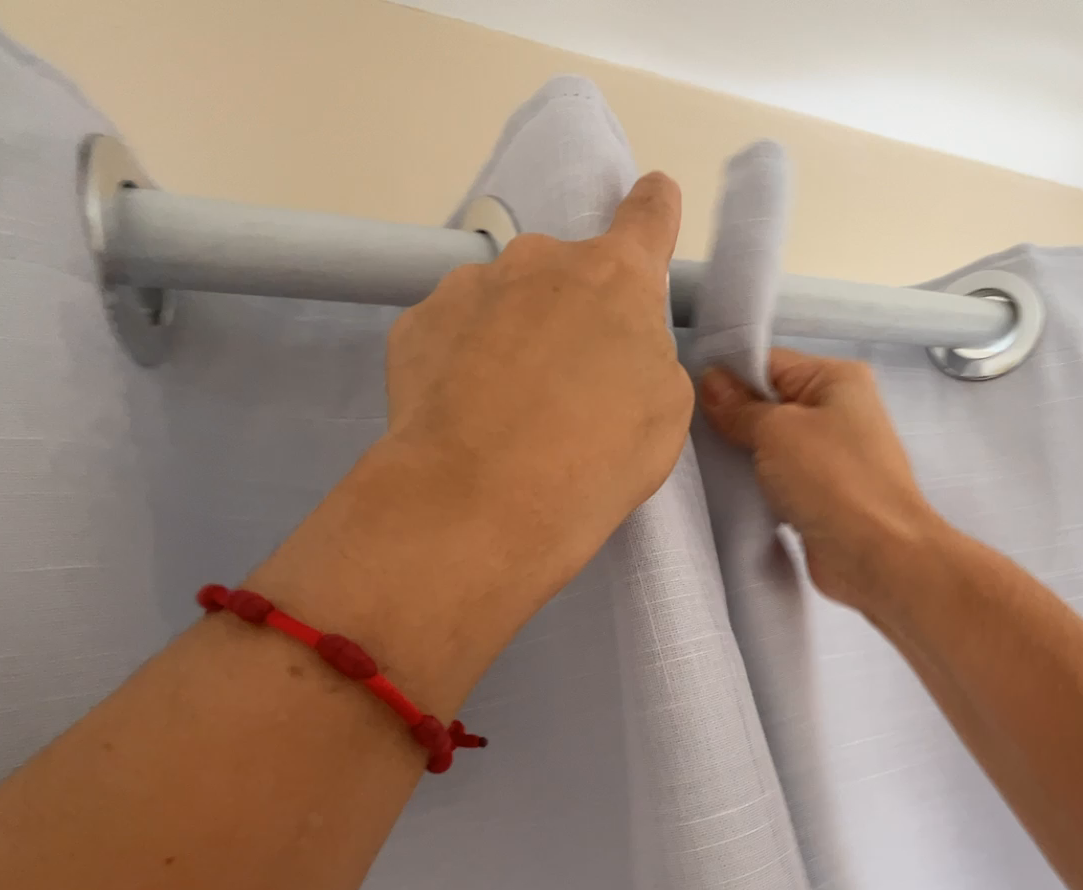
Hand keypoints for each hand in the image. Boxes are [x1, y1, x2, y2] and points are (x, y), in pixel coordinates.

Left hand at [243, 174, 689, 696]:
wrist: (485, 500)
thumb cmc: (602, 452)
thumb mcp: (666, 405)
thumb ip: (647, 353)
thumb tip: (612, 345)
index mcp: (616, 277)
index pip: (648, 218)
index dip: (656, 208)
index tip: (654, 196)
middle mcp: (541, 262)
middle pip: (570, 272)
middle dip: (576, 310)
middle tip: (574, 381)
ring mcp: (470, 287)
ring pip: (509, 302)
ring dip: (519, 336)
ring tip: (515, 410)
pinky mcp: (416, 324)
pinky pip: (457, 333)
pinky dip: (469, 362)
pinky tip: (472, 414)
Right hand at [698, 348, 944, 609]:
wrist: (880, 557)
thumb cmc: (833, 480)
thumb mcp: (777, 430)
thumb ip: (739, 406)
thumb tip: (710, 381)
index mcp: (837, 378)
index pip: (769, 362)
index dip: (727, 378)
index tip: (686, 397)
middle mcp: (839, 411)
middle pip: (770, 404)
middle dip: (731, 419)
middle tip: (687, 433)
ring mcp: (832, 457)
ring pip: (771, 446)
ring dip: (742, 457)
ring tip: (701, 464)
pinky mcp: (823, 496)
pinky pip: (779, 480)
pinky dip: (757, 487)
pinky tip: (726, 493)